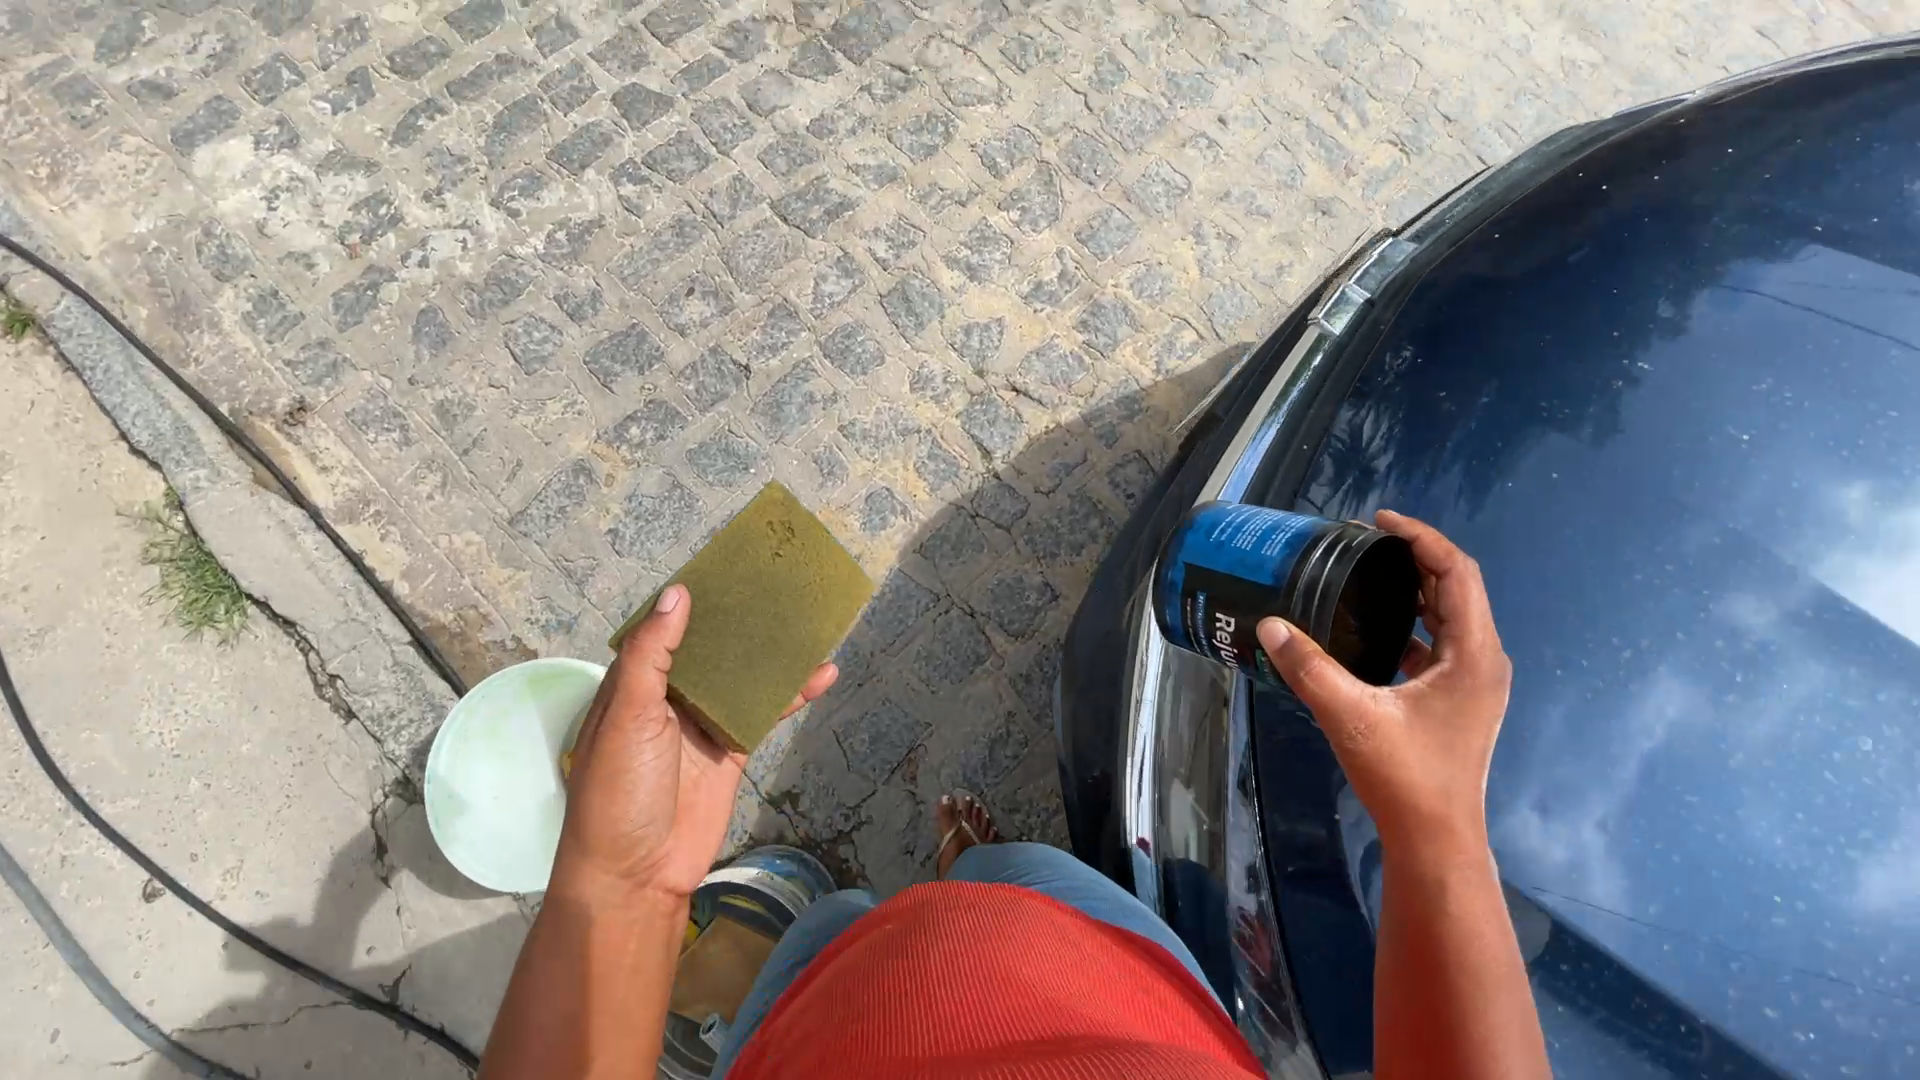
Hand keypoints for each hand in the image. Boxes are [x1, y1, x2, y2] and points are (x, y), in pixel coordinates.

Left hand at [550, 584, 837, 902]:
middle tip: (782, 586)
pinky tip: (822, 675)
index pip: (666, 629)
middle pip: (711, 649)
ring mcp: (704, 724)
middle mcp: (669, 698)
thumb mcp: (626, 717)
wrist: (639, 874)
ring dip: (774, 655)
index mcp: (634, 684)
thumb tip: (679, 594)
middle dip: (742, 621)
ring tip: (811, 622)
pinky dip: (793, 694)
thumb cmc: (619, 791)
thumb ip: (651, 656)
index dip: (695, 599)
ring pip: (744, 678)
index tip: (729, 567)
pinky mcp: (733, 749)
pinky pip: (766, 713)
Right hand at [1257, 510, 1510, 856]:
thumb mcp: (1350, 715)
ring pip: (1450, 617)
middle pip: (1457, 589)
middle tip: (1365, 542)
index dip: (1422, 539)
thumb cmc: (1405, 776)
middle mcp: (1483, 662)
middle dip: (1415, 558)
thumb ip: (1308, 667)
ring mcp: (1473, 683)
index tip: (1378, 521)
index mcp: (1474, 656)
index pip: (1458, 574)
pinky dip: (1411, 622)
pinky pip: (1440, 644)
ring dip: (1415, 589)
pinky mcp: (1457, 700)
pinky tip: (1372, 628)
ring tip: (1367, 573)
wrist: (1436, 839)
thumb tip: (1269, 624)